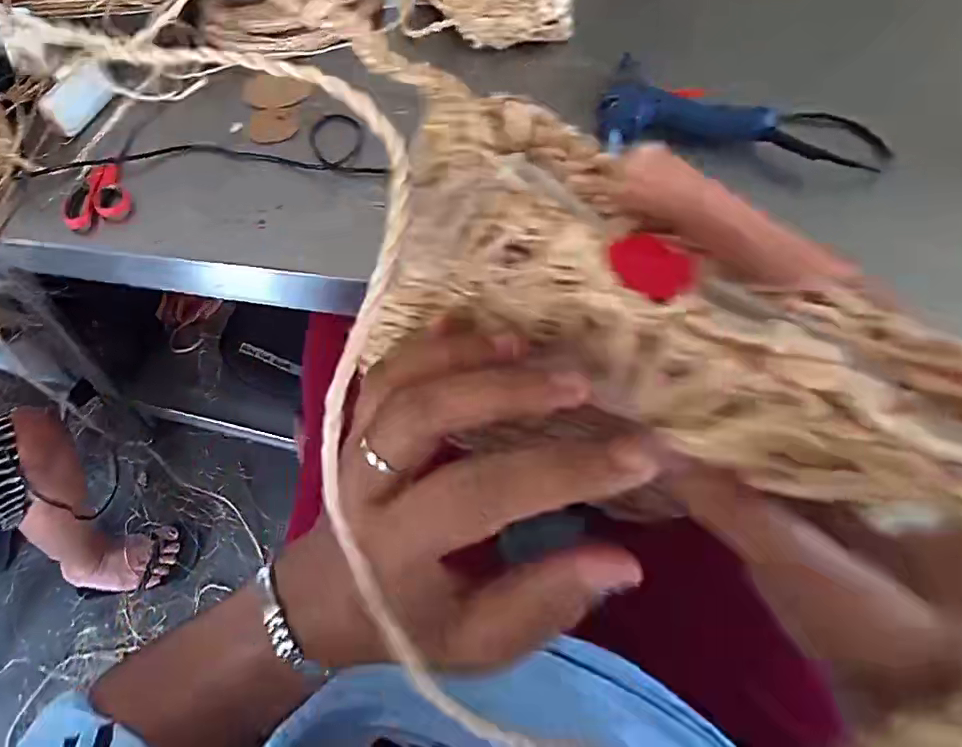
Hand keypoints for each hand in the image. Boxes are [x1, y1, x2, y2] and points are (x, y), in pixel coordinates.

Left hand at [277, 324, 658, 671]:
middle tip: (574, 382)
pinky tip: (460, 322)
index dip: (559, 472)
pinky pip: (379, 373)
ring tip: (521, 344)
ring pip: (395, 381)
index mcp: (396, 544)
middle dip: (500, 392)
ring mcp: (349, 442)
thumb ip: (542, 602)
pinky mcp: (348, 421)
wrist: (326, 594)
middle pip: (423, 414)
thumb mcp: (475, 640)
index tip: (635, 454)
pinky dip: (419, 345)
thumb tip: (622, 561)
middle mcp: (364, 481)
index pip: (480, 493)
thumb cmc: (406, 623)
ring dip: (457, 354)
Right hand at [617, 145, 961, 717]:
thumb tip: (658, 447)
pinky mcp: (763, 410)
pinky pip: (711, 343)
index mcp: (905, 404)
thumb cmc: (906, 638)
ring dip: (677, 251)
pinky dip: (665, 307)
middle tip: (623, 171)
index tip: (661, 181)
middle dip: (697, 218)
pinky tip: (616, 287)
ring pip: (740, 301)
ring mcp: (803, 388)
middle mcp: (851, 374)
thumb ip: (759, 522)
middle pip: (772, 275)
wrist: (924, 679)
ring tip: (612, 206)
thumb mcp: (842, 590)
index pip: (823, 290)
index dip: (739, 230)